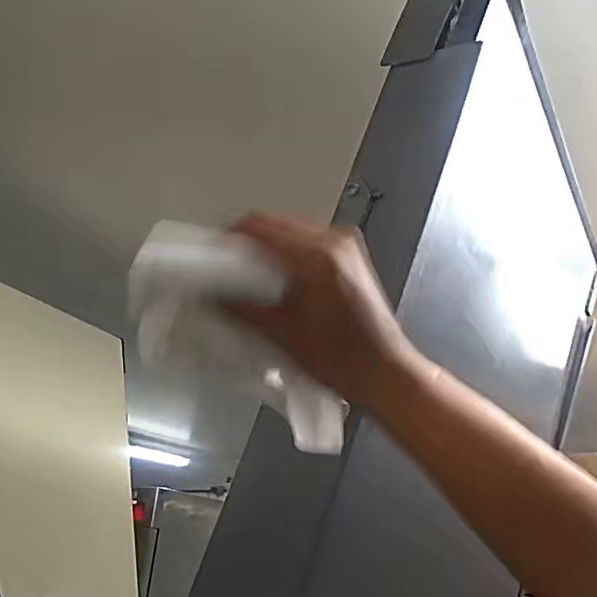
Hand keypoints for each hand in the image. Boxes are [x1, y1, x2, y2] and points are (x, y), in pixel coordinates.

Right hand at [222, 212, 425, 406]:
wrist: (384, 372)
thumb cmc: (349, 361)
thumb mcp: (282, 335)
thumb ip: (242, 308)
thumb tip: (216, 294)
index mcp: (319, 256)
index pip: (259, 225)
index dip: (229, 240)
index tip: (212, 256)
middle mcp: (336, 243)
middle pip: (274, 224)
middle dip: (246, 247)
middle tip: (226, 273)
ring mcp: (346, 248)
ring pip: (290, 231)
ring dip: (266, 251)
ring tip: (250, 283)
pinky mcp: (349, 258)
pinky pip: (307, 243)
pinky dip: (286, 257)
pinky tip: (276, 285)